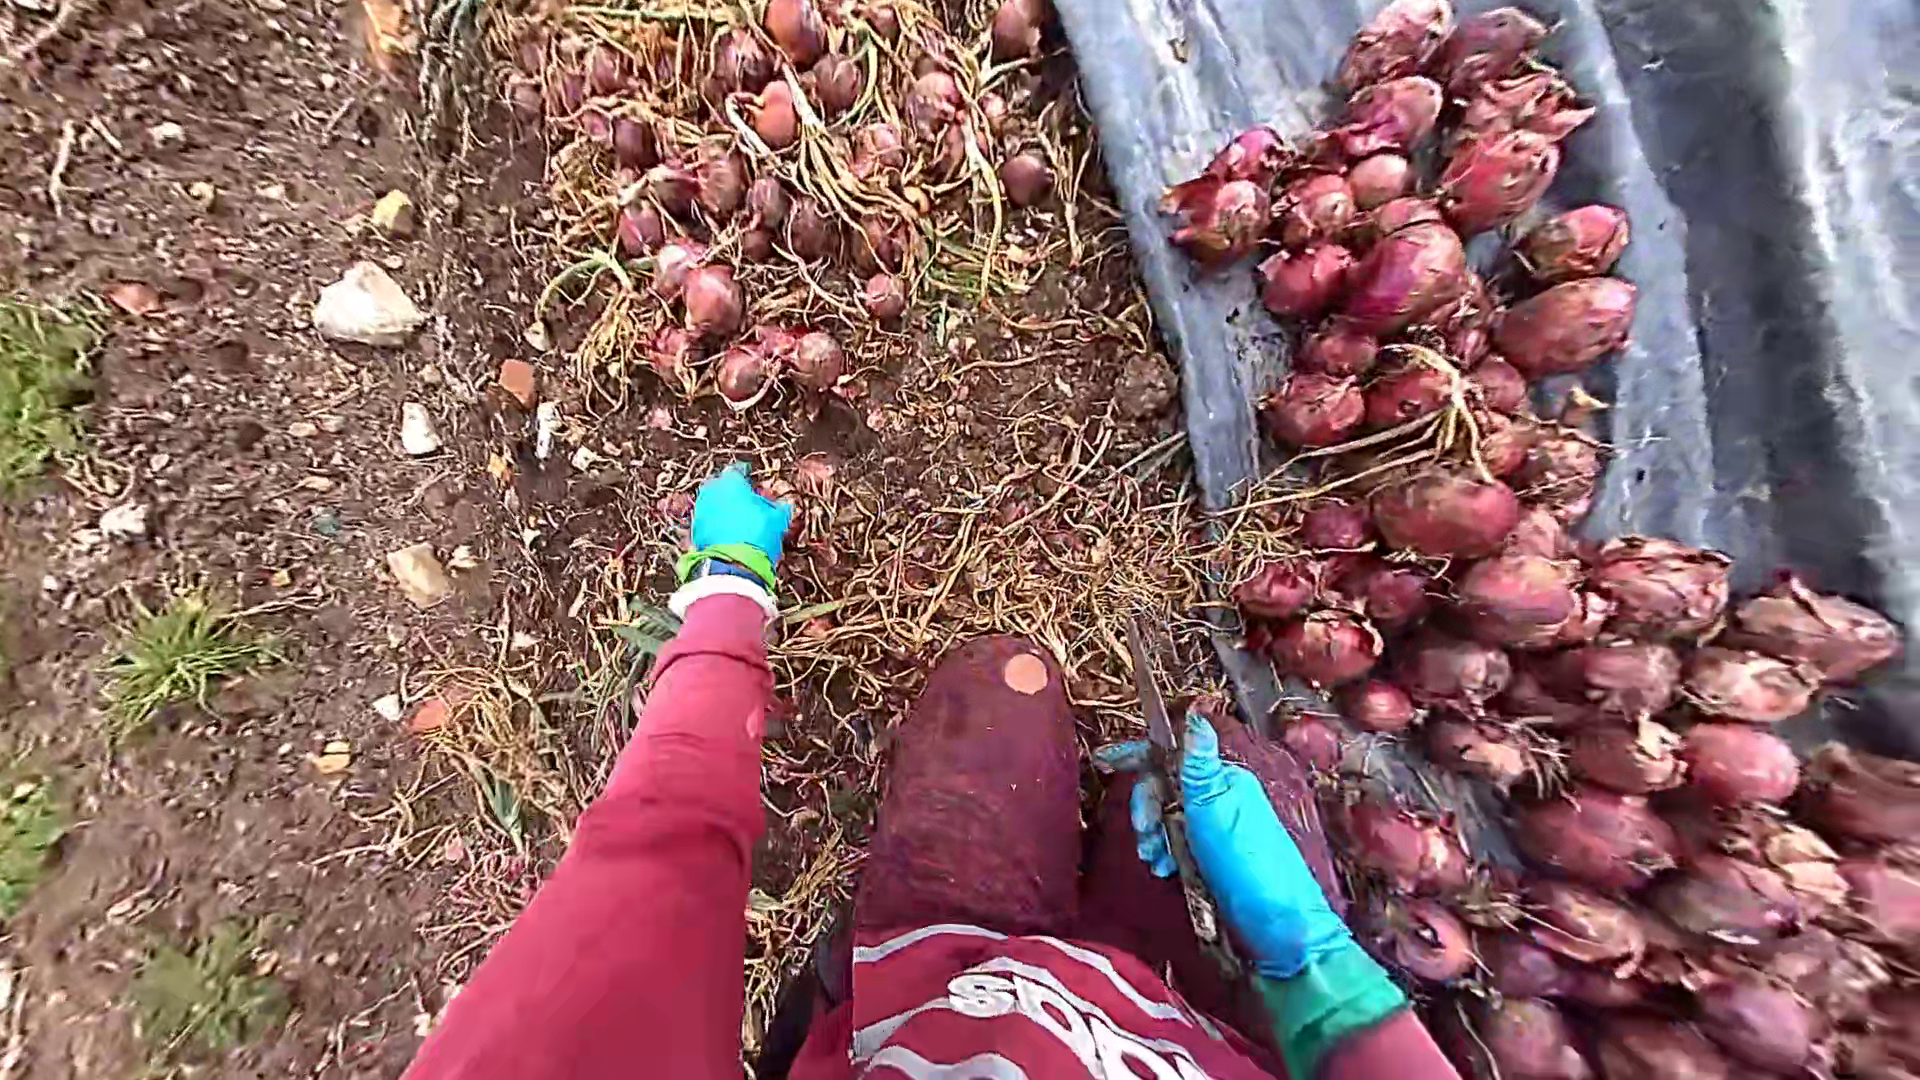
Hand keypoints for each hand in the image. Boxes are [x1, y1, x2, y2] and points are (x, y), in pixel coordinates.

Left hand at [681, 463, 793, 589]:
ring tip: (742, 524)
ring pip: (715, 505)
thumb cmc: (756, 536)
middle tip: (751, 507)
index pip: (739, 471)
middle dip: (736, 496)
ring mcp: (700, 511)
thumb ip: (778, 508)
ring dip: (726, 511)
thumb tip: (782, 506)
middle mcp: (711, 492)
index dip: (750, 479)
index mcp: (730, 482)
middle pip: (724, 488)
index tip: (755, 486)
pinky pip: (709, 522)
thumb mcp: (777, 519)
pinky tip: (731, 536)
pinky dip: (718, 526)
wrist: (733, 565)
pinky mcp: (694, 530)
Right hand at [1105, 714, 1351, 978]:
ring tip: (1155, 858)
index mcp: (1220, 777)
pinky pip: (1176, 843)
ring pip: (1166, 816)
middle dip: (1146, 807)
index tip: (1106, 760)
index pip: (1169, 754)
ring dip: (1153, 835)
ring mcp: (1215, 827)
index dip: (1136, 756)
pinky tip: (1166, 868)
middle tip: (1144, 832)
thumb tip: (1195, 715)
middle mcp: (1218, 797)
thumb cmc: (1245, 861)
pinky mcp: (1212, 855)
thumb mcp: (1213, 804)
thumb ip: (1198, 761)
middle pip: (1163, 786)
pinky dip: (1165, 852)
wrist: (1277, 925)